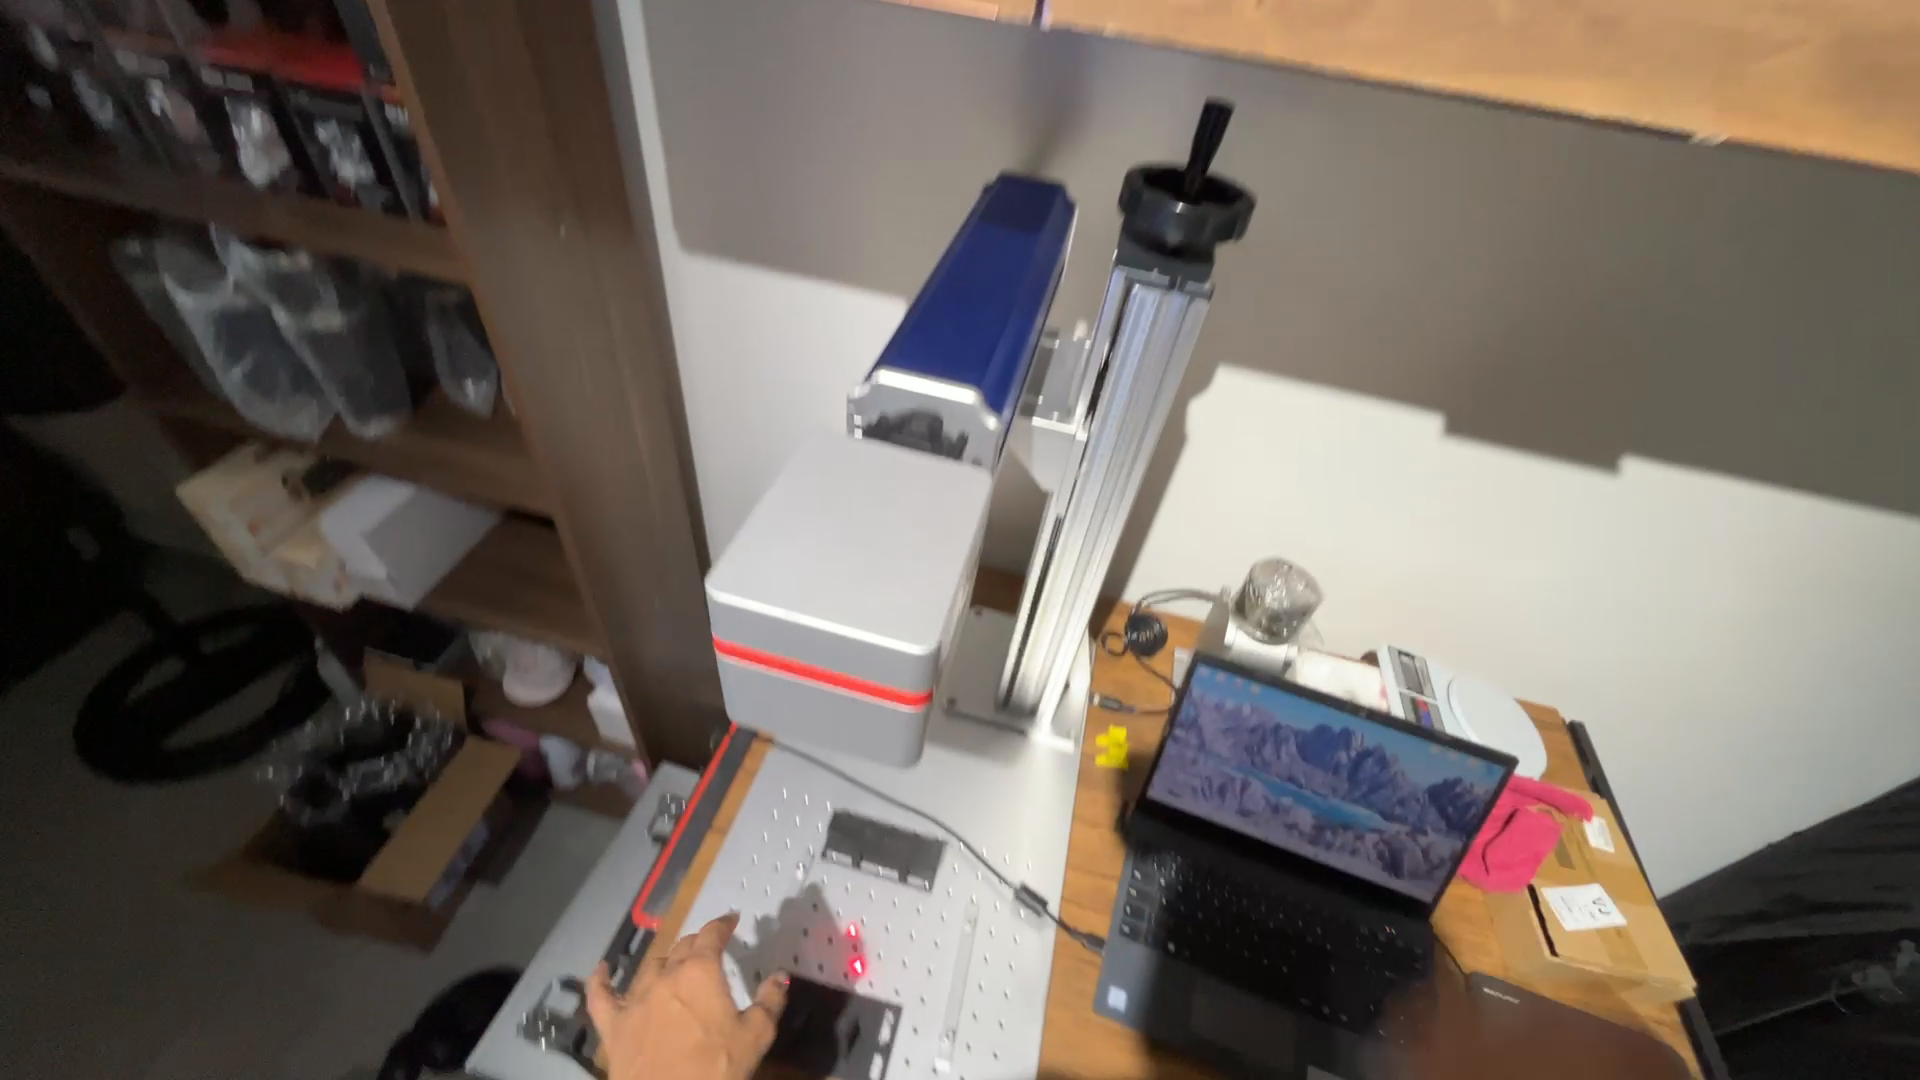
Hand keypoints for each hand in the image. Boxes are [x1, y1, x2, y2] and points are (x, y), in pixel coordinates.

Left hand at [587, 912, 788, 1079]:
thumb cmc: (715, 1070)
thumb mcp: (756, 1036)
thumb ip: (770, 1001)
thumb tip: (779, 976)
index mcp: (701, 971)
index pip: (712, 934)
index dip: (723, 924)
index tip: (732, 921)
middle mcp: (666, 975)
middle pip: (683, 947)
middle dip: (698, 944)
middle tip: (710, 950)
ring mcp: (635, 1000)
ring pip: (651, 967)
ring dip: (667, 961)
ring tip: (675, 965)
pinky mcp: (613, 1027)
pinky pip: (601, 996)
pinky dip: (600, 980)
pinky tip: (601, 969)